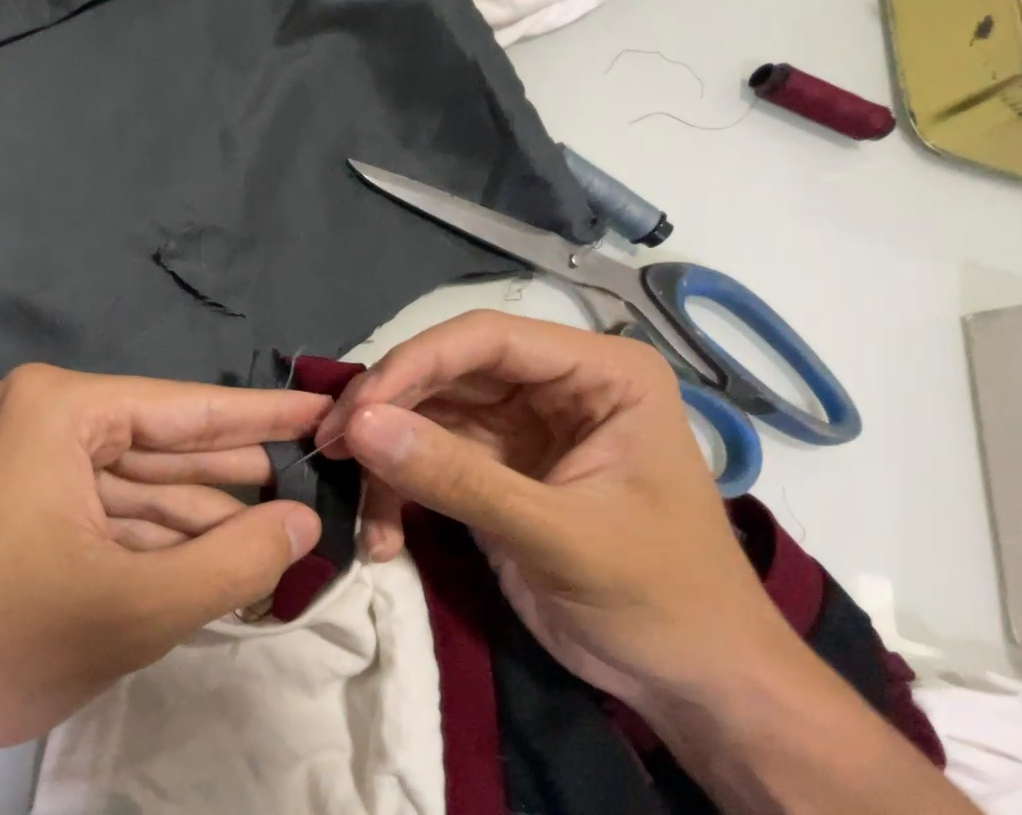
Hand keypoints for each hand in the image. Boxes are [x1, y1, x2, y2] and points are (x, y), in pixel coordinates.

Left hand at [0, 366, 325, 814]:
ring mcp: (25, 456)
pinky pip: (104, 508)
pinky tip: (216, 561)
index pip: (186, 408)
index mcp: (59, 408)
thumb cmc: (3, 638)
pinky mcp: (18, 497)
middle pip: (162, 445)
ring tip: (284, 534)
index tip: (330, 410)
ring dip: (199, 518)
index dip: (265, 417)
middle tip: (322, 486)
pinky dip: (154, 538)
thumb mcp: (139, 606)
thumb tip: (304, 520)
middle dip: (236, 479)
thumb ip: (236, 561)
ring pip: (135, 483)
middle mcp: (40, 414)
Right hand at [314, 310, 787, 705]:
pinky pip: (424, 460)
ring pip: (423, 416)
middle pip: (444, 372)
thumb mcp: (557, 535)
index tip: (355, 410)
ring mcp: (520, 429)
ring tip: (358, 506)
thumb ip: (456, 477)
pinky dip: (396, 494)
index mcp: (599, 375)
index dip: (412, 364)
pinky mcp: (492, 470)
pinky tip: (383, 540)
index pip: (486, 338)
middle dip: (386, 411)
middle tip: (329, 447)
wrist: (692, 684)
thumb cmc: (657, 599)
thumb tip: (357, 425)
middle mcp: (554, 387)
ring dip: (383, 459)